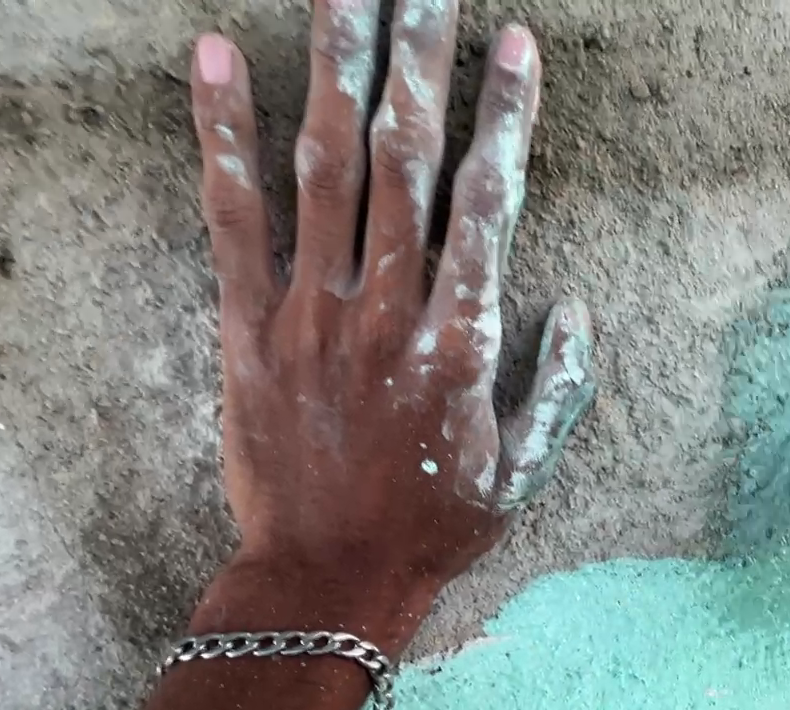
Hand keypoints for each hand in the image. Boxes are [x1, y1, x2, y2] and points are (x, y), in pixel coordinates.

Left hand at [186, 4, 593, 606]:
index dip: (506, 120)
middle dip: (421, 56)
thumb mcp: (526, 472)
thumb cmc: (439, 525)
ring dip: (333, 63)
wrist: (332, 576)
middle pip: (406, 158)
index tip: (516, 44)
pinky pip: (231, 218)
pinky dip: (220, 135)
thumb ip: (561, 389)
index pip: (489, 207)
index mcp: (464, 346)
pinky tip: (210, 53)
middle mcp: (390, 311)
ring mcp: (313, 313)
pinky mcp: (247, 329)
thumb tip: (579, 311)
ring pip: (324, 166)